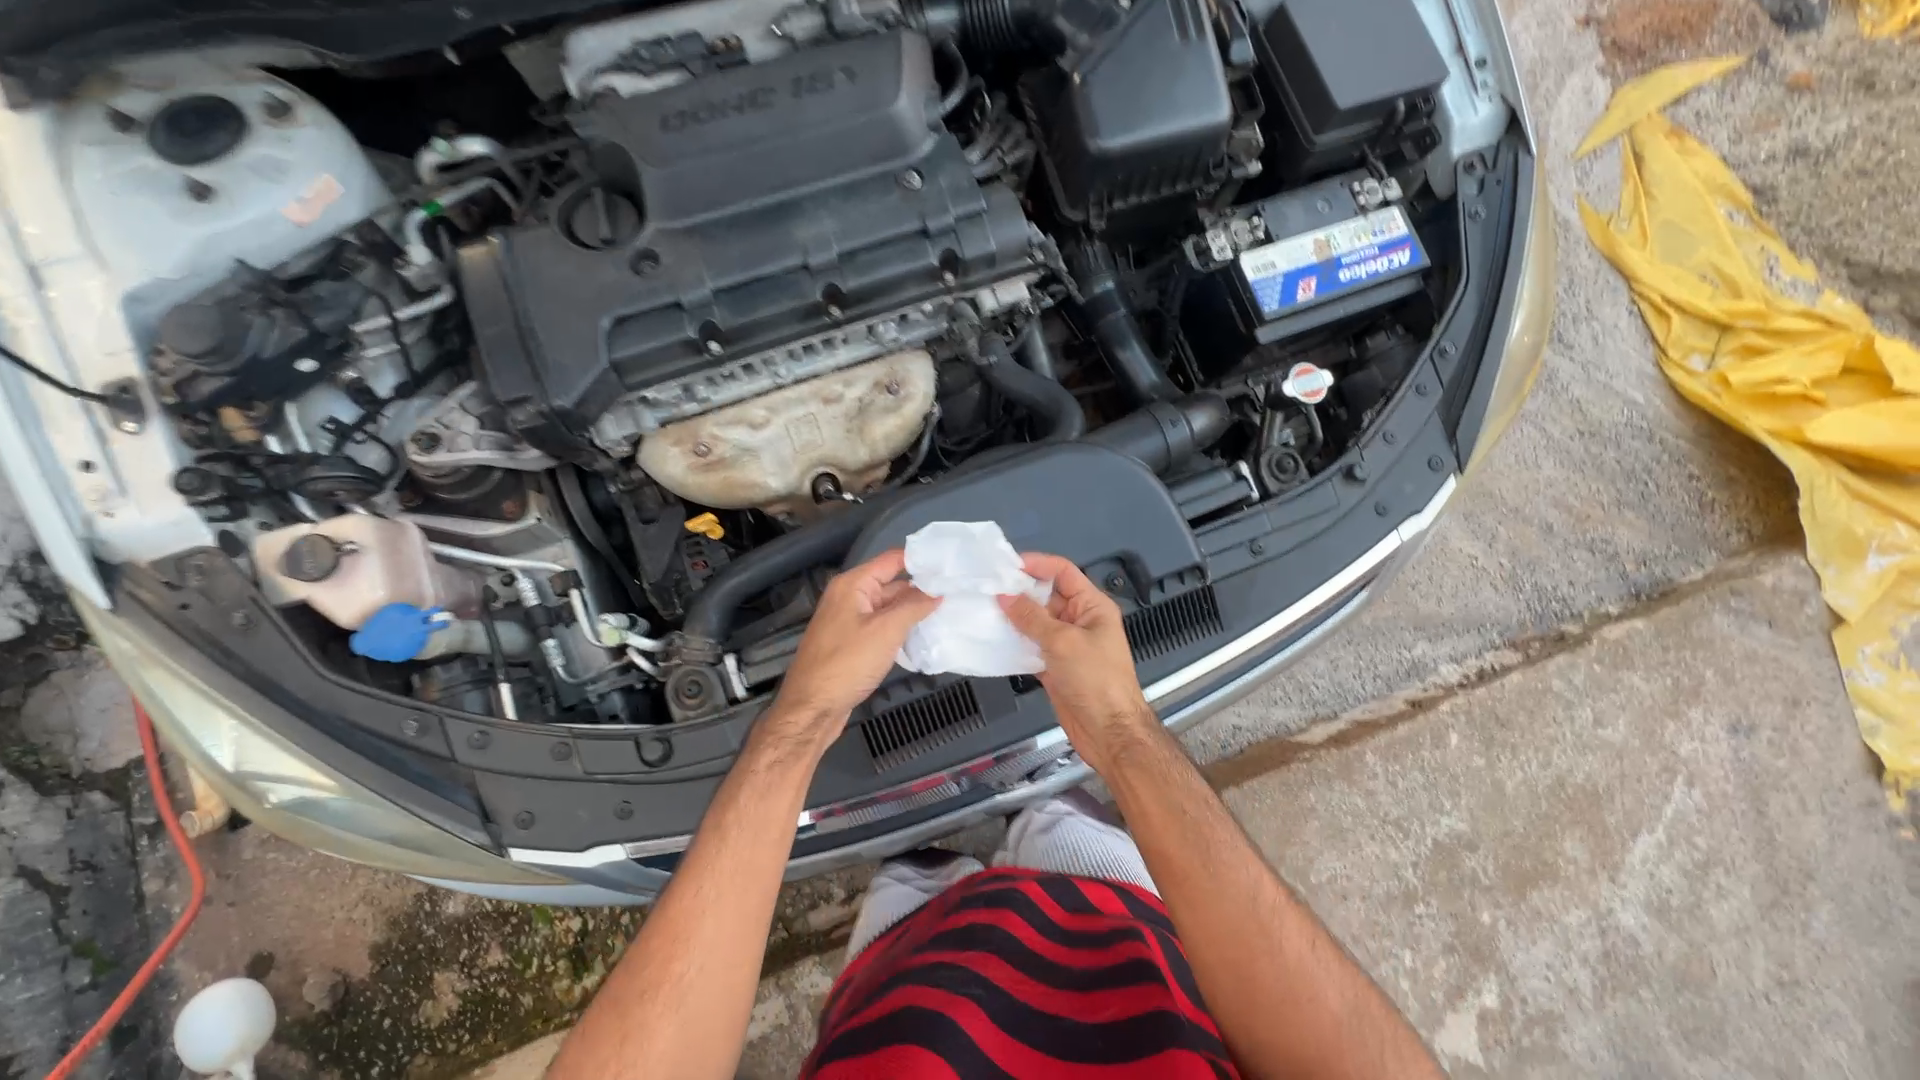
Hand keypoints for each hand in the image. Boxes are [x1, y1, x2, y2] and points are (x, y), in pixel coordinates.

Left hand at [770, 550, 939, 743]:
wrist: (812, 708)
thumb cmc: (846, 664)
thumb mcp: (886, 631)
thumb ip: (914, 607)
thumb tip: (937, 592)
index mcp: (852, 585)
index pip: (892, 560)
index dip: (921, 560)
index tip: (951, 565)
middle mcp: (849, 597)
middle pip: (891, 583)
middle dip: (922, 588)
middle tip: (957, 593)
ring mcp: (849, 621)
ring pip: (888, 607)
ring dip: (913, 611)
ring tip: (949, 612)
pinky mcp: (852, 643)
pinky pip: (881, 627)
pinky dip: (901, 629)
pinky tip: (923, 636)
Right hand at [999, 553, 1160, 774]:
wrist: (1109, 731)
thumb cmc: (1096, 680)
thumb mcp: (1063, 642)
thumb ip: (1032, 617)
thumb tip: (1005, 597)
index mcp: (1092, 606)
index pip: (1063, 572)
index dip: (1037, 564)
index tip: (1007, 565)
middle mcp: (1080, 620)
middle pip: (1046, 596)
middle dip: (1019, 591)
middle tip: (987, 588)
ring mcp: (1066, 644)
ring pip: (1035, 622)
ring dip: (1013, 617)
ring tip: (983, 610)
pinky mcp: (1054, 665)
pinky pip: (1031, 646)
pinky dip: (1014, 642)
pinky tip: (992, 638)